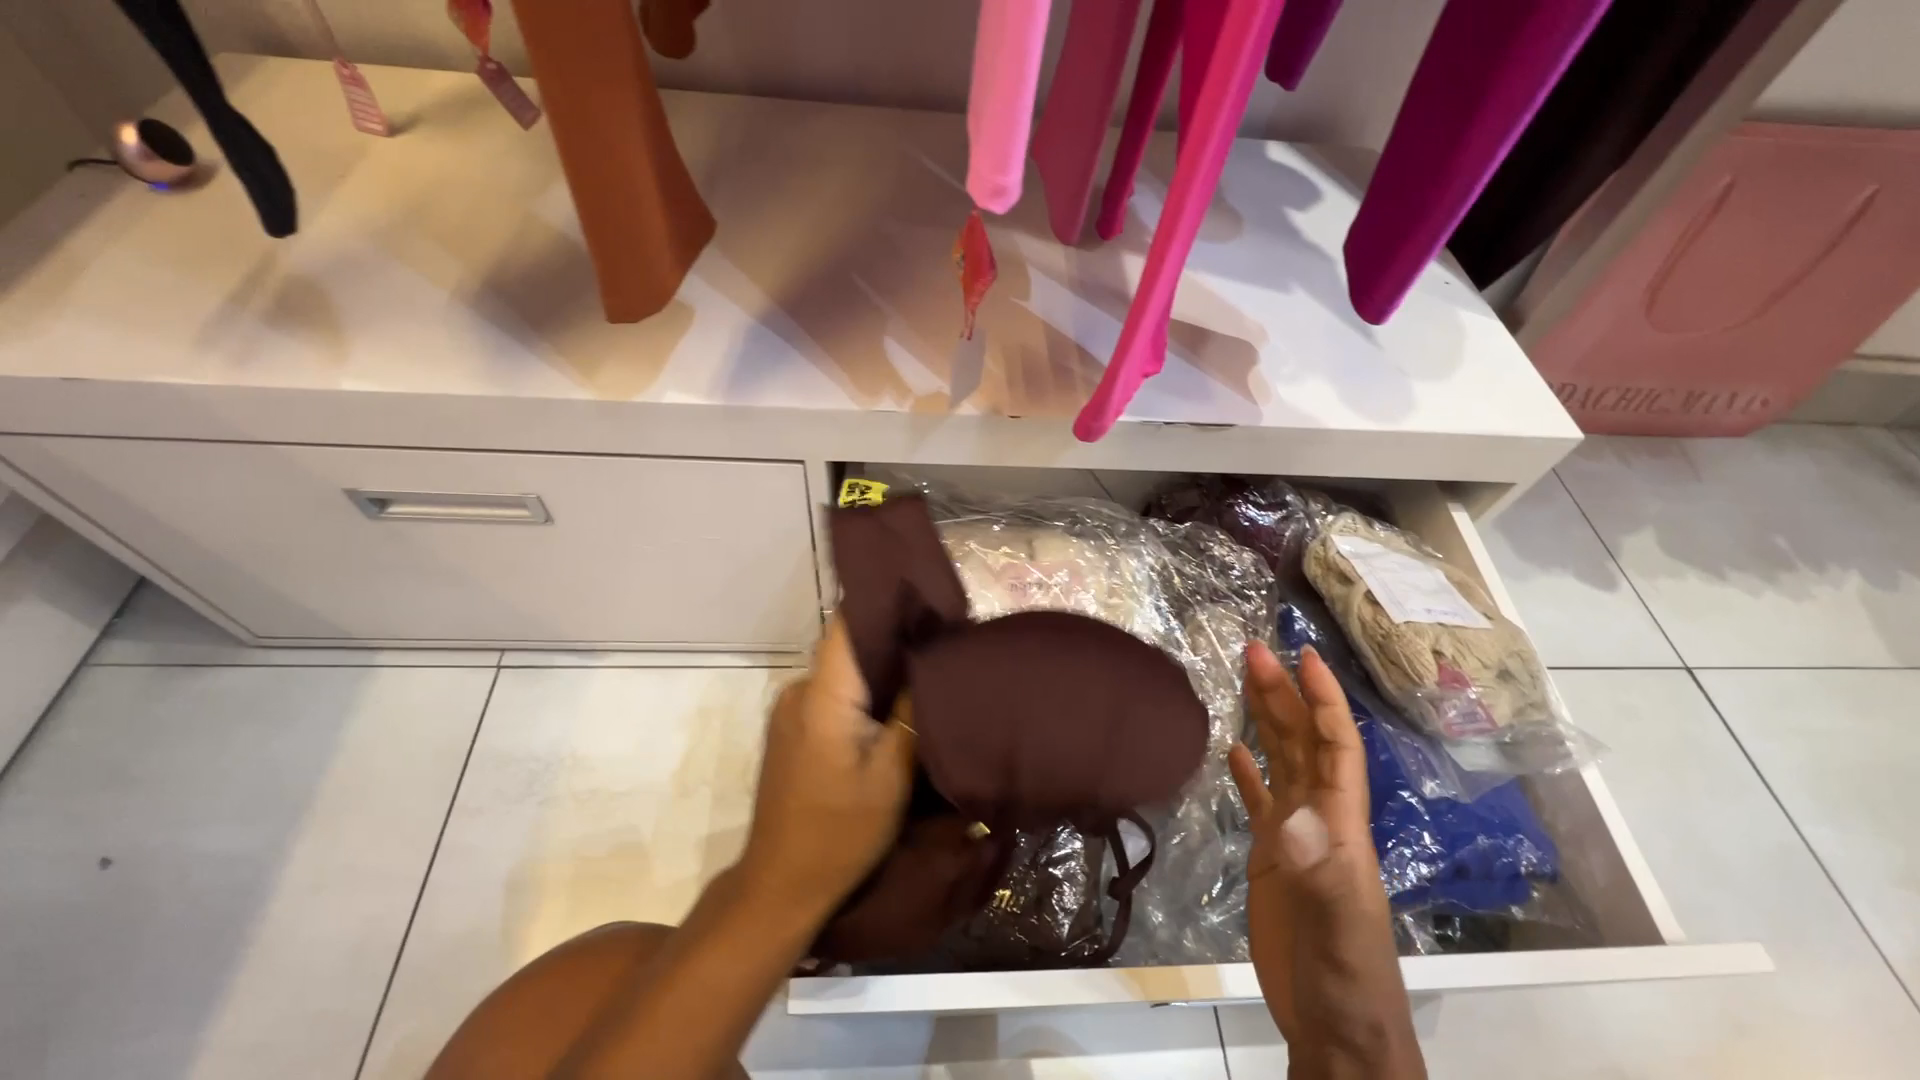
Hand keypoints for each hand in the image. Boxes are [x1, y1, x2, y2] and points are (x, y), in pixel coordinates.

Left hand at [737, 617, 914, 923]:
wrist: (782, 883)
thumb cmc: (842, 832)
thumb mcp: (892, 774)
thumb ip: (910, 711)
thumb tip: (928, 661)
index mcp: (822, 695)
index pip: (849, 625)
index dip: (886, 607)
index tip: (929, 602)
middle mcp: (798, 691)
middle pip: (848, 648)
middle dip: (893, 644)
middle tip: (943, 648)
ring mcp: (789, 711)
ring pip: (843, 674)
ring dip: (879, 675)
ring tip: (926, 681)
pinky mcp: (791, 730)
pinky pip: (832, 696)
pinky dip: (861, 697)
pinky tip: (892, 714)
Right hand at [1228, 643, 1424, 1078]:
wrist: (1335, 1025)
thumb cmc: (1345, 974)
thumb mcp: (1336, 923)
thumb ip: (1319, 870)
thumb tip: (1292, 814)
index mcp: (1341, 825)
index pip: (1336, 748)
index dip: (1323, 701)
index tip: (1304, 656)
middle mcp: (1320, 820)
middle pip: (1304, 743)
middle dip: (1284, 695)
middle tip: (1255, 649)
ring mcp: (1296, 839)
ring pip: (1282, 763)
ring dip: (1267, 721)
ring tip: (1245, 679)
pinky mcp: (1272, 860)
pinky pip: (1260, 802)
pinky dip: (1249, 772)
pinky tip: (1233, 750)